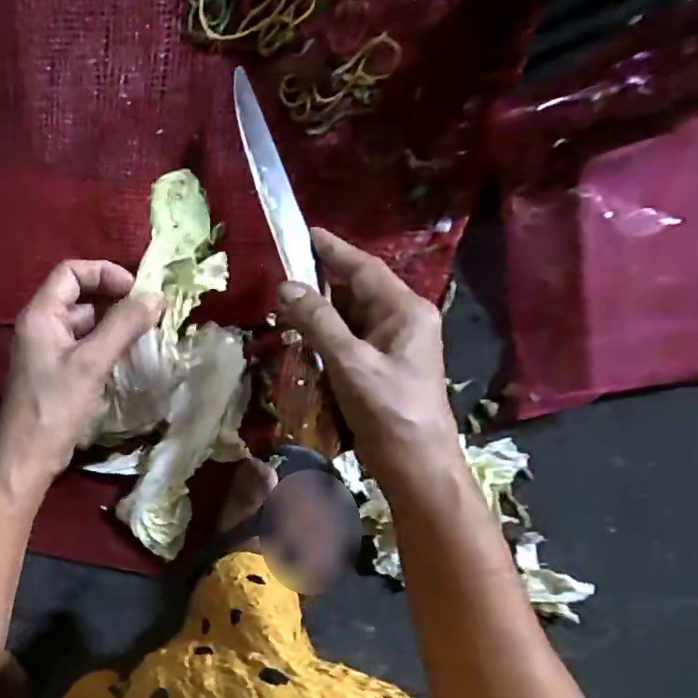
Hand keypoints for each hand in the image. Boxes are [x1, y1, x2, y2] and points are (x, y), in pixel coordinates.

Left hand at [0, 260, 160, 487]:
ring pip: (84, 323)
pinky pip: (84, 346)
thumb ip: (123, 326)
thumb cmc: (56, 407)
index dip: (105, 272)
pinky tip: (128, 357)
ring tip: (144, 333)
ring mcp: (47, 350)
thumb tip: (156, 297)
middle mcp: (40, 326)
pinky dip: (106, 344)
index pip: (71, 272)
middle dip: (114, 298)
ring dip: (113, 323)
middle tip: (147, 312)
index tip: (137, 290)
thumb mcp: (92, 363)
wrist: (29, 457)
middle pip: (79, 295)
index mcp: (40, 315)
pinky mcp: (56, 372)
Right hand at [275, 228, 458, 481]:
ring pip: (350, 319)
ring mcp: (393, 347)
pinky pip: (350, 343)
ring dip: (319, 316)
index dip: (333, 249)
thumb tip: (286, 286)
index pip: (364, 269)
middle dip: (319, 287)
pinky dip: (326, 341)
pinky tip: (302, 344)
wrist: (417, 465)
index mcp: (405, 311)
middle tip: (280, 282)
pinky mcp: (382, 370)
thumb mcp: (351, 363)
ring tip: (284, 312)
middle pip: (356, 292)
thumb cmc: (390, 410)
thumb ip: (319, 322)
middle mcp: (402, 322)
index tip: (304, 232)